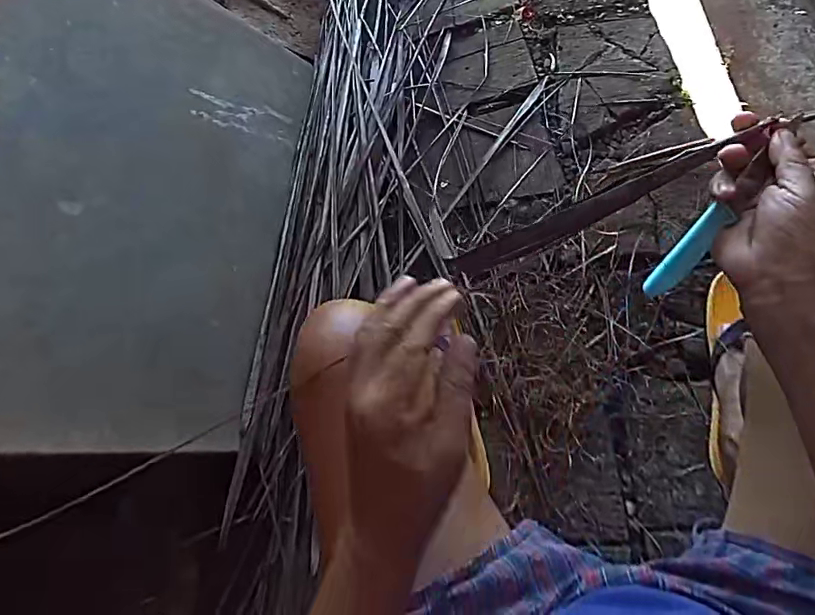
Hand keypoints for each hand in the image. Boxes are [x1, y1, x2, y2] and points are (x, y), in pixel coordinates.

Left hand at [343, 277, 480, 564]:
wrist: (379, 532)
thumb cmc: (421, 495)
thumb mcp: (449, 446)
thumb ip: (456, 389)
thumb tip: (464, 340)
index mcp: (388, 401)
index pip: (414, 340)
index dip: (435, 313)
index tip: (455, 294)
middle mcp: (363, 388)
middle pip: (389, 330)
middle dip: (416, 302)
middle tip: (442, 284)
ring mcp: (353, 391)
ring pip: (369, 334)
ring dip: (390, 305)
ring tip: (411, 282)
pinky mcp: (351, 397)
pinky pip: (361, 349)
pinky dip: (375, 324)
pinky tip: (388, 314)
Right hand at [710, 113, 814, 329]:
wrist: (772, 280)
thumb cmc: (798, 245)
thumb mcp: (804, 191)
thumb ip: (791, 157)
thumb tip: (782, 132)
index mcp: (807, 182)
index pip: (790, 147)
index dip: (776, 131)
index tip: (763, 121)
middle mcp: (780, 188)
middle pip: (760, 152)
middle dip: (748, 139)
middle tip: (738, 126)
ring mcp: (754, 199)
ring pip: (737, 165)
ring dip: (732, 161)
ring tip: (731, 162)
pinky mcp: (730, 210)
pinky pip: (720, 186)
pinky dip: (721, 187)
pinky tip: (727, 197)